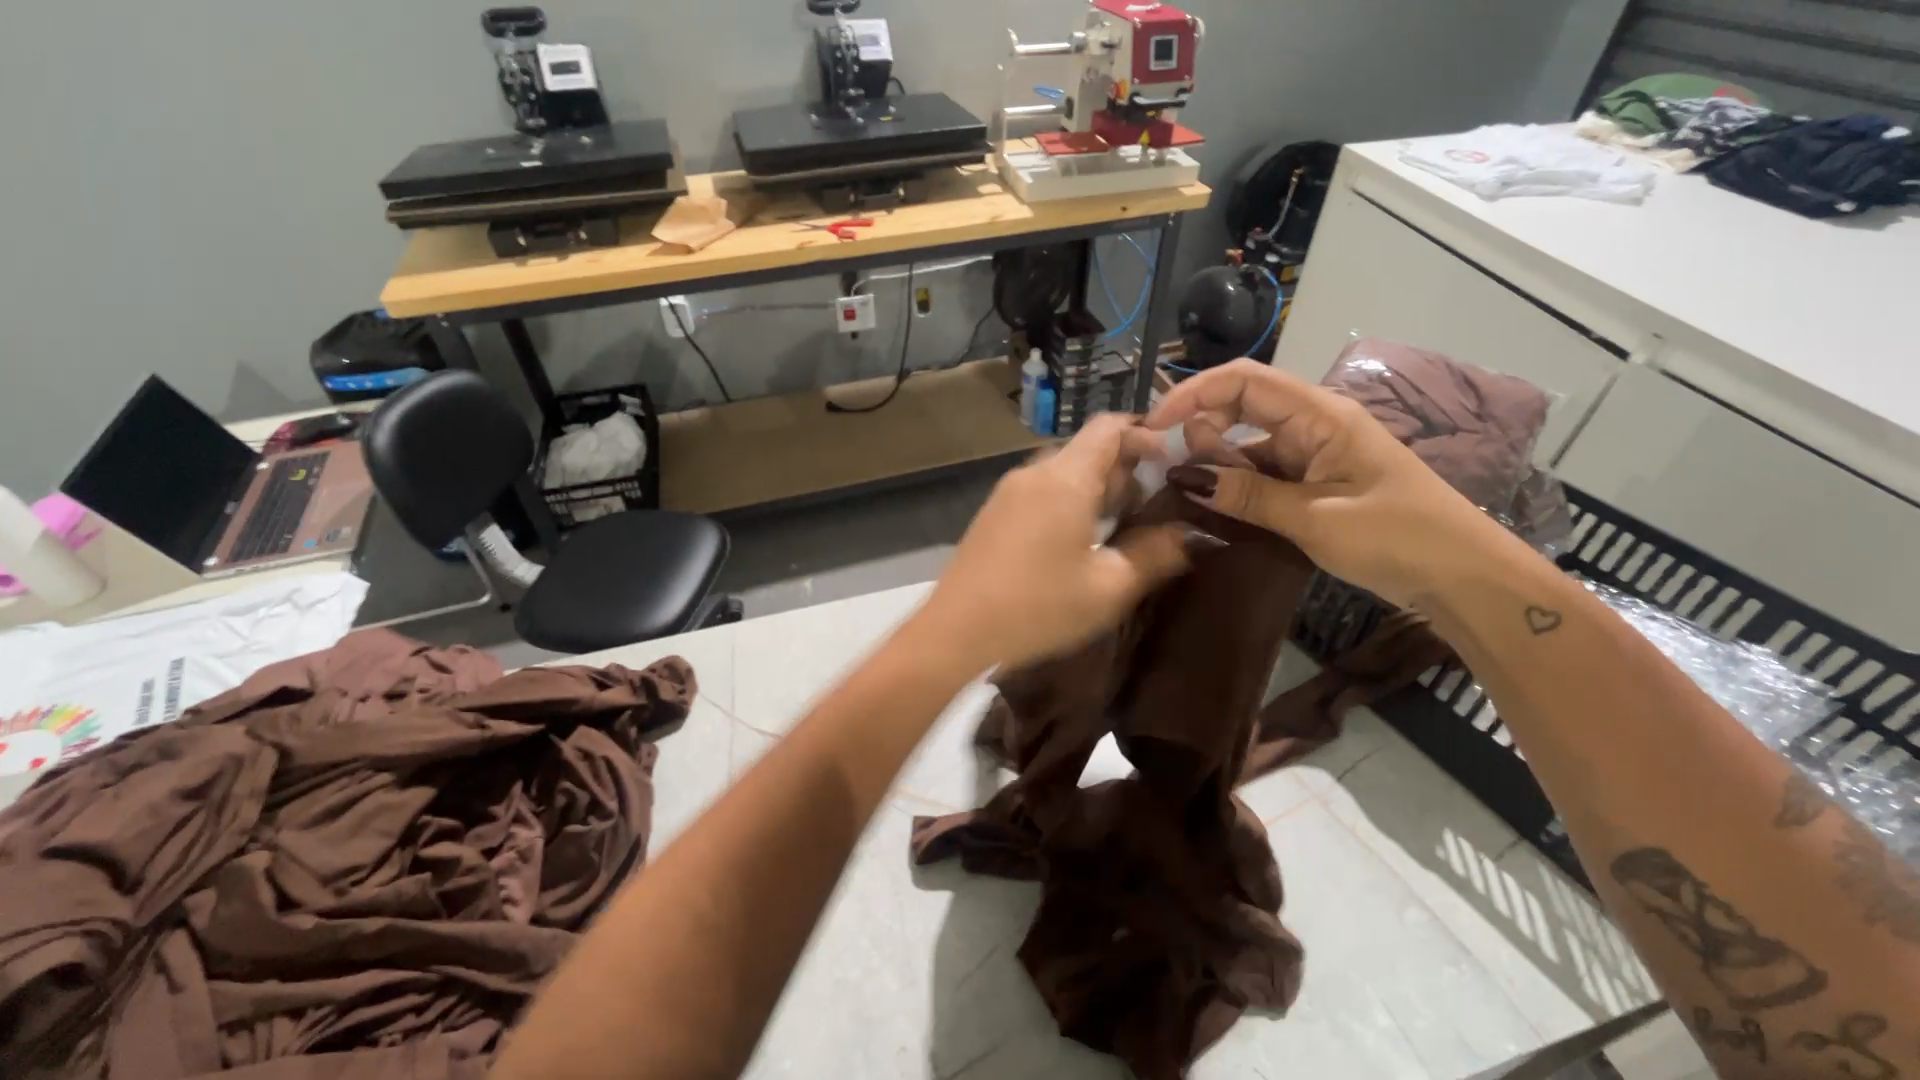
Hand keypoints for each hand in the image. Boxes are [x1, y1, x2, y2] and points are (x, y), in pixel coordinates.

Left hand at [916, 415, 1195, 670]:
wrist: (955, 632)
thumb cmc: (1037, 608)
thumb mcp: (1109, 588)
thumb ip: (1157, 554)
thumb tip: (1192, 534)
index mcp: (1066, 477)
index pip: (1112, 426)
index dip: (1149, 434)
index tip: (1175, 465)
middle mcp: (1035, 472)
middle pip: (1089, 449)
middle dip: (1127, 470)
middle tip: (1155, 509)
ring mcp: (1008, 493)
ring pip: (1065, 472)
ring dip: (1098, 490)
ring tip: (1122, 530)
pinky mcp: (994, 515)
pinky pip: (1042, 492)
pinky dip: (1070, 504)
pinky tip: (1080, 545)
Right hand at [1141, 360, 1520, 608]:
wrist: (1463, 575)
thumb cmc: (1398, 538)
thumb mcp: (1316, 519)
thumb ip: (1248, 495)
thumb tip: (1183, 476)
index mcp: (1321, 415)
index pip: (1244, 381)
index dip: (1193, 394)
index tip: (1154, 428)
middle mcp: (1315, 423)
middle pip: (1241, 405)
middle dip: (1196, 427)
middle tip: (1160, 468)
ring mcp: (1316, 453)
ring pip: (1249, 441)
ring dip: (1213, 459)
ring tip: (1176, 489)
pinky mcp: (1317, 481)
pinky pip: (1264, 470)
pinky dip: (1235, 482)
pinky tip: (1211, 504)